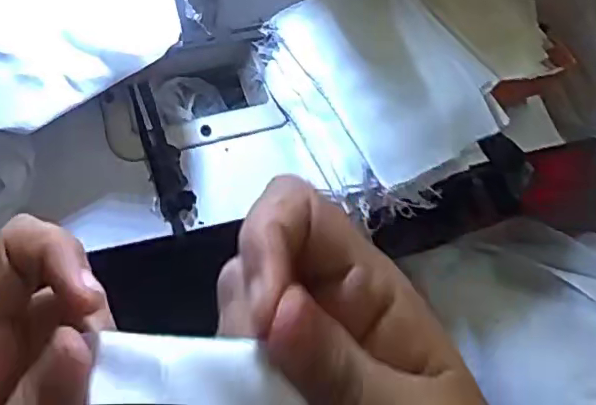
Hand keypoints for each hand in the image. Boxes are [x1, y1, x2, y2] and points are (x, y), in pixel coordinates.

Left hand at [0, 215, 113, 404]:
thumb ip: (28, 401)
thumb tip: (79, 337)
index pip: (15, 249)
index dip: (56, 251)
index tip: (87, 302)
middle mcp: (7, 338)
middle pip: (65, 280)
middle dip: (92, 314)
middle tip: (104, 374)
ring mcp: (36, 364)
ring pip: (88, 322)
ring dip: (107, 352)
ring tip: (98, 396)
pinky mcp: (62, 390)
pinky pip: (95, 362)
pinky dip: (112, 376)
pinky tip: (106, 396)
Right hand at [217, 177, 485, 404]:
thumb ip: (346, 366)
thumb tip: (279, 309)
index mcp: (365, 280)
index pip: (302, 209)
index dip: (270, 234)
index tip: (265, 313)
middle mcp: (322, 294)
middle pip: (259, 248)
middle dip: (248, 295)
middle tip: (257, 367)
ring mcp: (295, 333)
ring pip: (239, 299)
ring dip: (236, 337)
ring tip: (259, 391)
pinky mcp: (276, 374)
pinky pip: (235, 349)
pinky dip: (230, 369)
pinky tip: (247, 393)